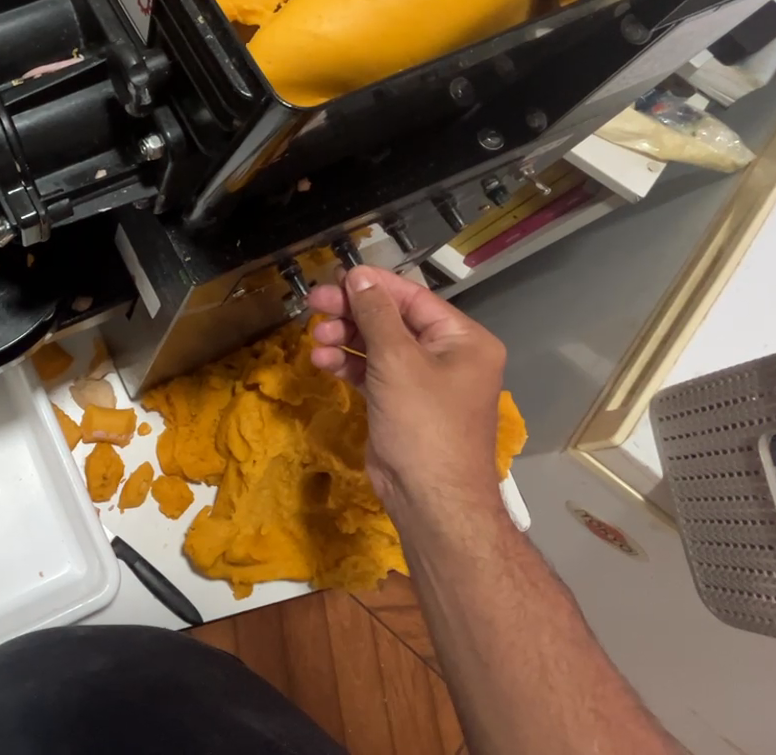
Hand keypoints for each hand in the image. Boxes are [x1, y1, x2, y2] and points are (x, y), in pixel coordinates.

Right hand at [305, 267, 506, 508]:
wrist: (430, 498)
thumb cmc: (423, 423)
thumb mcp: (397, 360)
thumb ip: (375, 314)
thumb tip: (358, 277)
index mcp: (462, 339)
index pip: (412, 298)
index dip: (372, 286)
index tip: (334, 278)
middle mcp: (446, 355)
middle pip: (391, 319)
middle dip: (351, 312)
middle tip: (313, 303)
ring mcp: (422, 381)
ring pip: (376, 345)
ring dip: (344, 338)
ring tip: (316, 338)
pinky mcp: (399, 402)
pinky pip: (370, 371)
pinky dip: (347, 364)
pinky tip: (322, 361)